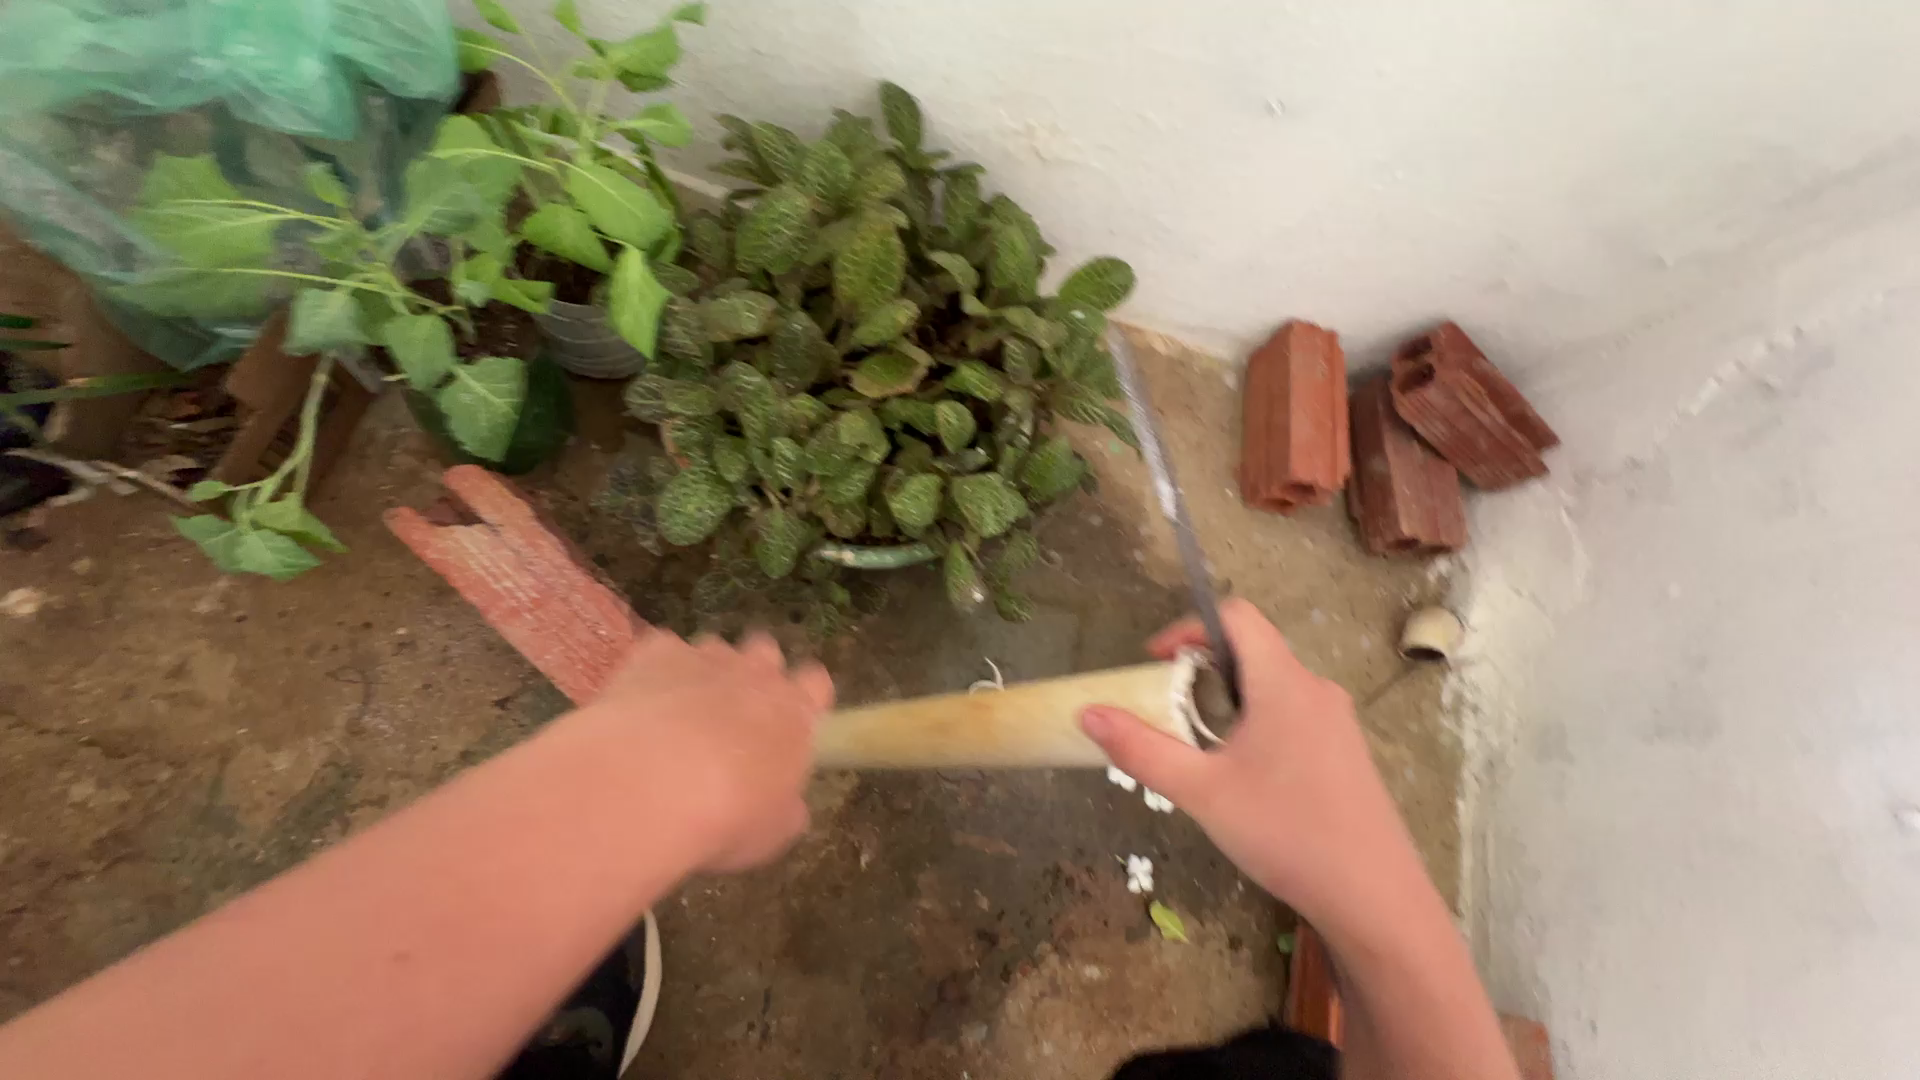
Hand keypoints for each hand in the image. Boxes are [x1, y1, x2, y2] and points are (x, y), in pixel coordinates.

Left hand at [581, 629, 832, 871]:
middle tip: (734, 711)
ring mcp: (706, 657)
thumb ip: (786, 808)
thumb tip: (789, 804)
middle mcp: (755, 673)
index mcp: (794, 711)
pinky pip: (663, 650)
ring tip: (679, 712)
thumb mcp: (771, 831)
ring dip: (705, 672)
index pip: (816, 682)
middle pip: (767, 651)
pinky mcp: (657, 652)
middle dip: (754, 672)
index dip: (804, 696)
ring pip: (714, 648)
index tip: (790, 718)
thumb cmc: (724, 816)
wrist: (646, 786)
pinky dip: (656, 671)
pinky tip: (639, 703)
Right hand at [1080, 598, 1423, 927]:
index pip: (1236, 616)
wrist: (1377, 902)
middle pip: (1251, 650)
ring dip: (1226, 698)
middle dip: (1201, 669)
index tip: (1156, 663)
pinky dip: (1254, 720)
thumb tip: (1088, 713)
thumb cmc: (1285, 834)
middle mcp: (1315, 689)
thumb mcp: (1201, 792)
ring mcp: (1337, 721)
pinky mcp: (1345, 751)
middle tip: (1169, 710)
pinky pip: (1290, 711)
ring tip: (1200, 746)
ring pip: (1270, 684)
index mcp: (1283, 683)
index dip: (1190, 627)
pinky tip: (1244, 774)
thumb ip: (1141, 750)